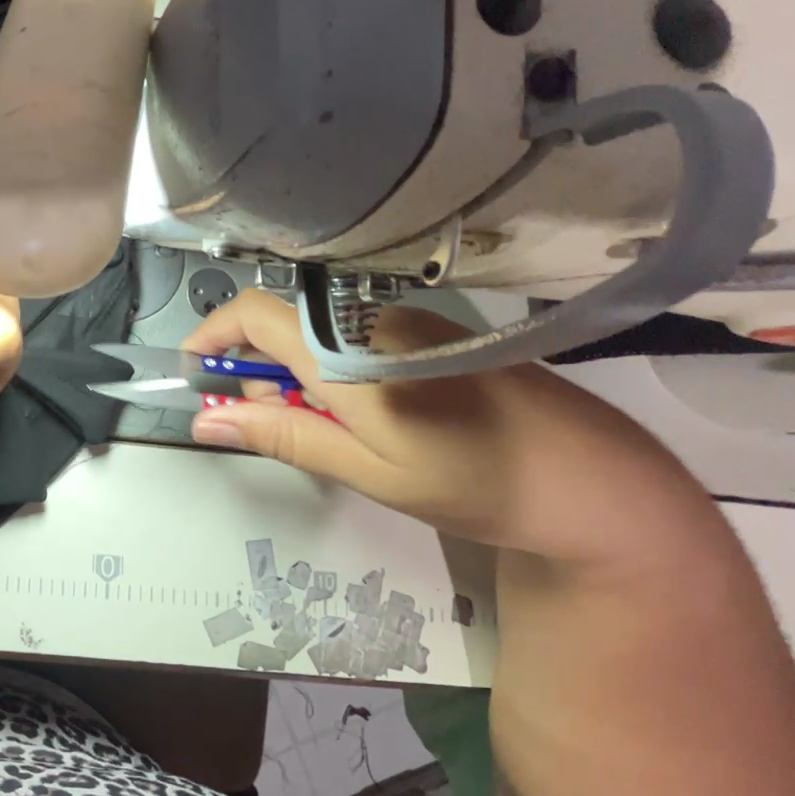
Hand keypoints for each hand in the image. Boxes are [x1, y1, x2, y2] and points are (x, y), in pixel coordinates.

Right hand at [183, 291, 714, 562]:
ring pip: (317, 336)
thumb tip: (202, 420)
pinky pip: (355, 341)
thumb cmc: (470, 480)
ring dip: (295, 378)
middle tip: (267, 429)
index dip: (212, 335)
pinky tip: (368, 422)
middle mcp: (370, 322)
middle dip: (254, 371)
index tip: (197, 378)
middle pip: (280, 325)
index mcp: (346, 351)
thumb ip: (279, 435)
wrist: (598, 483)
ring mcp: (405, 325)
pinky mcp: (431, 337)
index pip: (252, 312)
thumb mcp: (362, 469)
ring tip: (327, 435)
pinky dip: (334, 375)